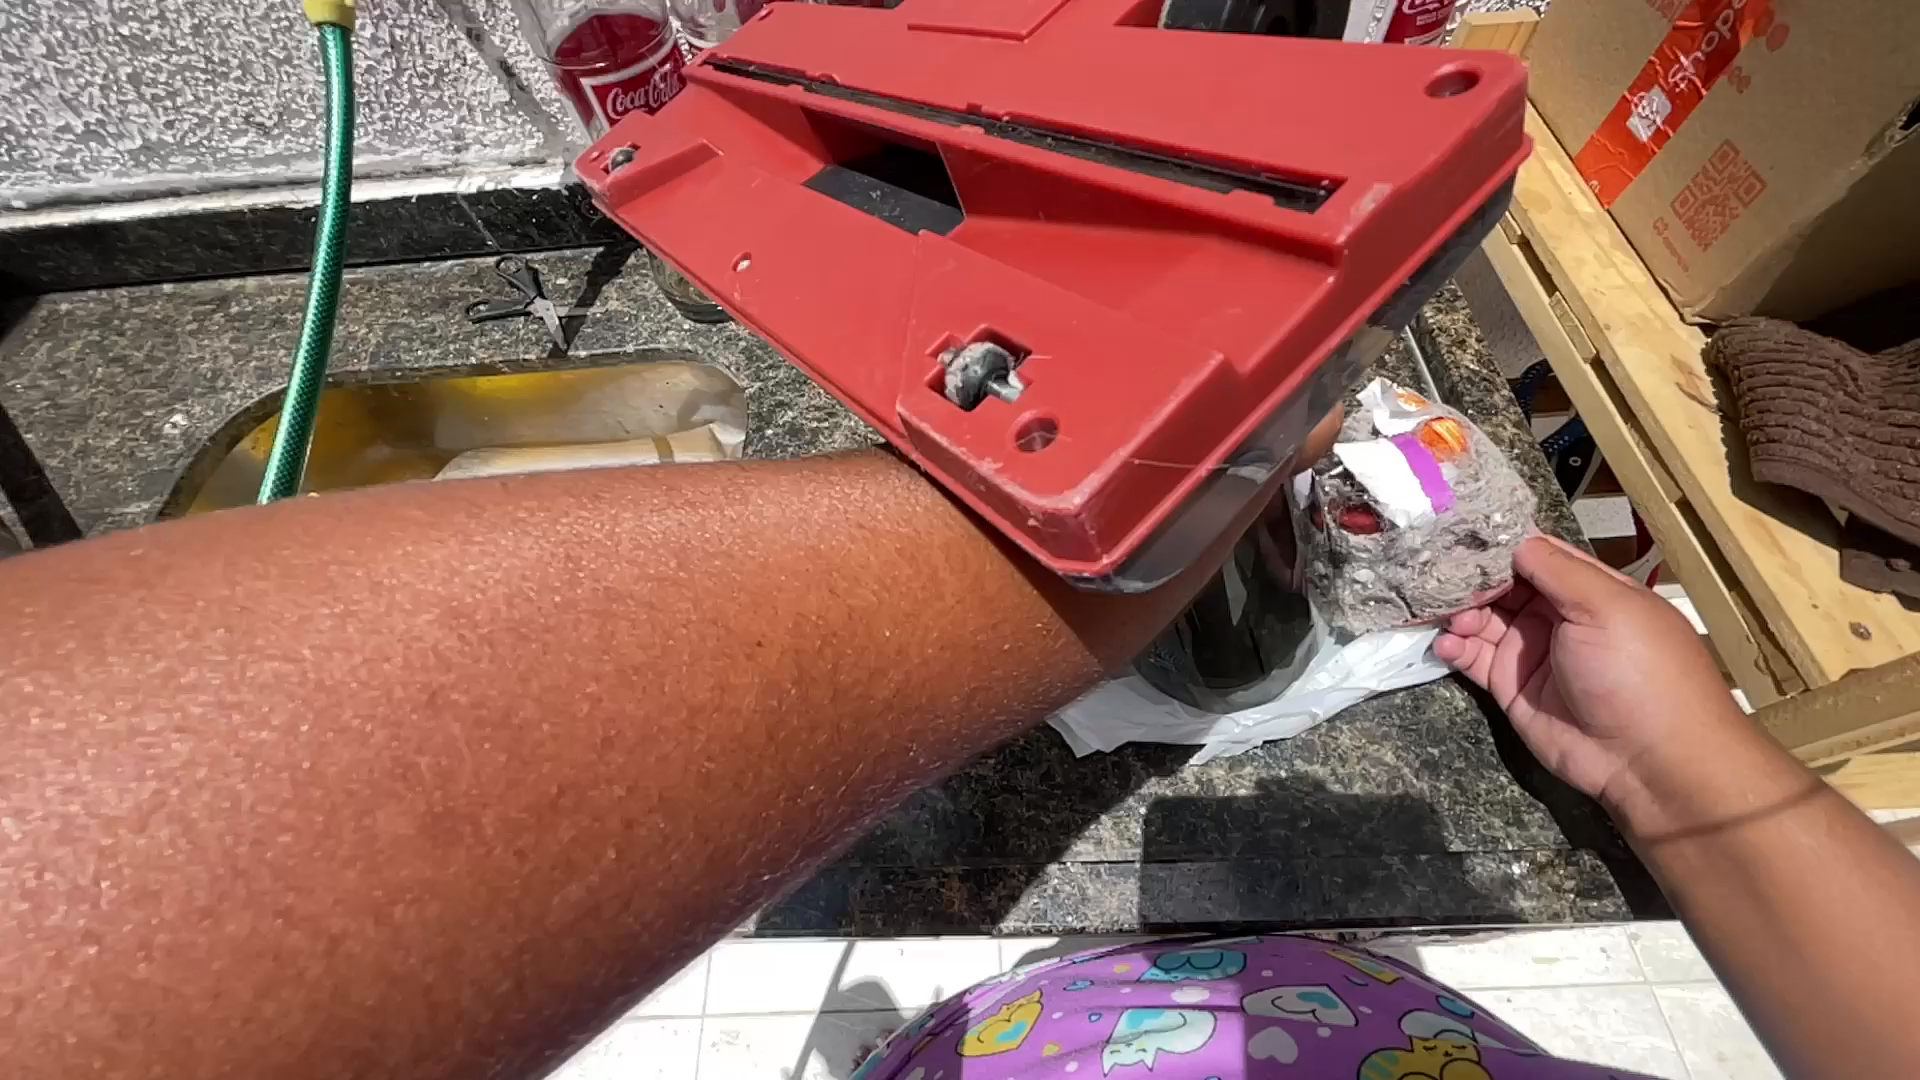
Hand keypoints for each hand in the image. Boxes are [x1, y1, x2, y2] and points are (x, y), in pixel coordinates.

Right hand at [1433, 535, 1745, 807]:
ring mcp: (1530, 651)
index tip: (1458, 534)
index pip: (1536, 556)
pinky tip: (1447, 645)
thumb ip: (1558, 571)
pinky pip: (1471, 657)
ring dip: (1457, 613)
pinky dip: (1453, 647)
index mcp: (1589, 592)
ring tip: (1447, 619)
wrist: (1647, 760)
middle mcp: (1556, 617)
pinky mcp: (1507, 683)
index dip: (1500, 545)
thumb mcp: (1608, 609)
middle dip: (1467, 579)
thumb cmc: (1639, 674)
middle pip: (1499, 585)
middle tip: (1435, 577)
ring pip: (1479, 618)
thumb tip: (1513, 541)